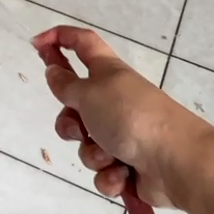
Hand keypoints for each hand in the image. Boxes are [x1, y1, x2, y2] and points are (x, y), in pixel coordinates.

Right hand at [33, 25, 208, 209]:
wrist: (177, 162)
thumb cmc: (131, 117)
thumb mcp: (90, 93)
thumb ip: (65, 84)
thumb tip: (53, 71)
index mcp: (107, 73)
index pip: (82, 44)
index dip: (59, 38)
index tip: (36, 44)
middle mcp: (115, 101)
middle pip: (75, 105)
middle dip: (70, 123)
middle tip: (81, 127)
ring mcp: (123, 134)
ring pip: (86, 143)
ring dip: (93, 154)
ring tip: (111, 157)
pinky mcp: (129, 164)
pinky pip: (103, 171)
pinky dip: (109, 175)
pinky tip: (123, 176)